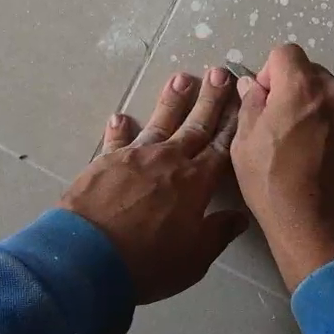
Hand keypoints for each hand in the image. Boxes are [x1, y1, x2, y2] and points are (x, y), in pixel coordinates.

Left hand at [58, 68, 250, 303]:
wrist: (89, 257)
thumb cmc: (150, 261)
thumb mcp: (195, 257)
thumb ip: (218, 233)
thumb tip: (240, 217)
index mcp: (197, 181)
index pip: (222, 146)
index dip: (234, 123)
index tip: (244, 99)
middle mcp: (170, 160)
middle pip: (195, 124)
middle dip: (210, 99)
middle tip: (219, 72)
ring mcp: (136, 156)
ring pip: (160, 122)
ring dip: (172, 101)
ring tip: (181, 78)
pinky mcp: (105, 161)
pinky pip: (116, 140)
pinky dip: (120, 128)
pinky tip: (121, 117)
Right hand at [231, 44, 333, 292]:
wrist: (323, 232)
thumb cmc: (275, 188)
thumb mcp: (244, 145)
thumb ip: (251, 105)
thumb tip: (254, 86)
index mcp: (302, 87)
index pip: (286, 53)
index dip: (272, 73)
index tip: (267, 101)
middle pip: (314, 75)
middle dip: (298, 92)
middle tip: (286, 128)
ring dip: (322, 112)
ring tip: (312, 150)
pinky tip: (333, 163)